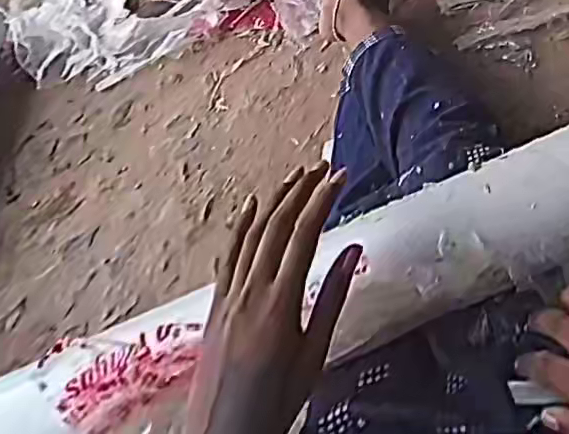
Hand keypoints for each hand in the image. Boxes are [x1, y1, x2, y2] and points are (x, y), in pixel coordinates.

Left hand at [184, 164, 359, 433]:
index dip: (323, 199)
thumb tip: (352, 250)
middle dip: (302, 189)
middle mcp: (252, 291)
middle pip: (278, 224)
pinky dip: (241, 225)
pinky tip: (252, 204)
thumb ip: (333, 298)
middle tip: (322, 167)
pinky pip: (229, 254)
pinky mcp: (215, 303)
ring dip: (276, 199)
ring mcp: (230, 295)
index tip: (340, 176)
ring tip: (296, 176)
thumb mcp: (314, 355)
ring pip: (253, 233)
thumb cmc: (276, 402)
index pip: (305, 234)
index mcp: (280, 303)